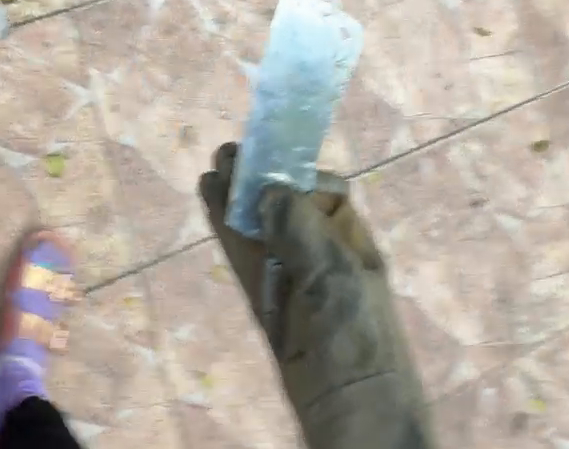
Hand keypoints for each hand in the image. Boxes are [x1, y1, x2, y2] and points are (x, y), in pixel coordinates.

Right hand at [199, 144, 434, 448]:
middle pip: (284, 204)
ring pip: (258, 226)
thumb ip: (303, 231)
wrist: (352, 413)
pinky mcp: (265, 299)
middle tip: (226, 155)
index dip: (293, 172)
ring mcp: (290, 276)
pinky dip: (227, 227)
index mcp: (350, 241)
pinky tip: (210, 200)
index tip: (265, 156)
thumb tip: (268, 189)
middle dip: (257, 179)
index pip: (321, 192)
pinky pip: (244, 254)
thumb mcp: (339, 279)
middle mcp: (320, 252)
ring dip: (235, 198)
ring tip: (212, 170)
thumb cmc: (357, 338)